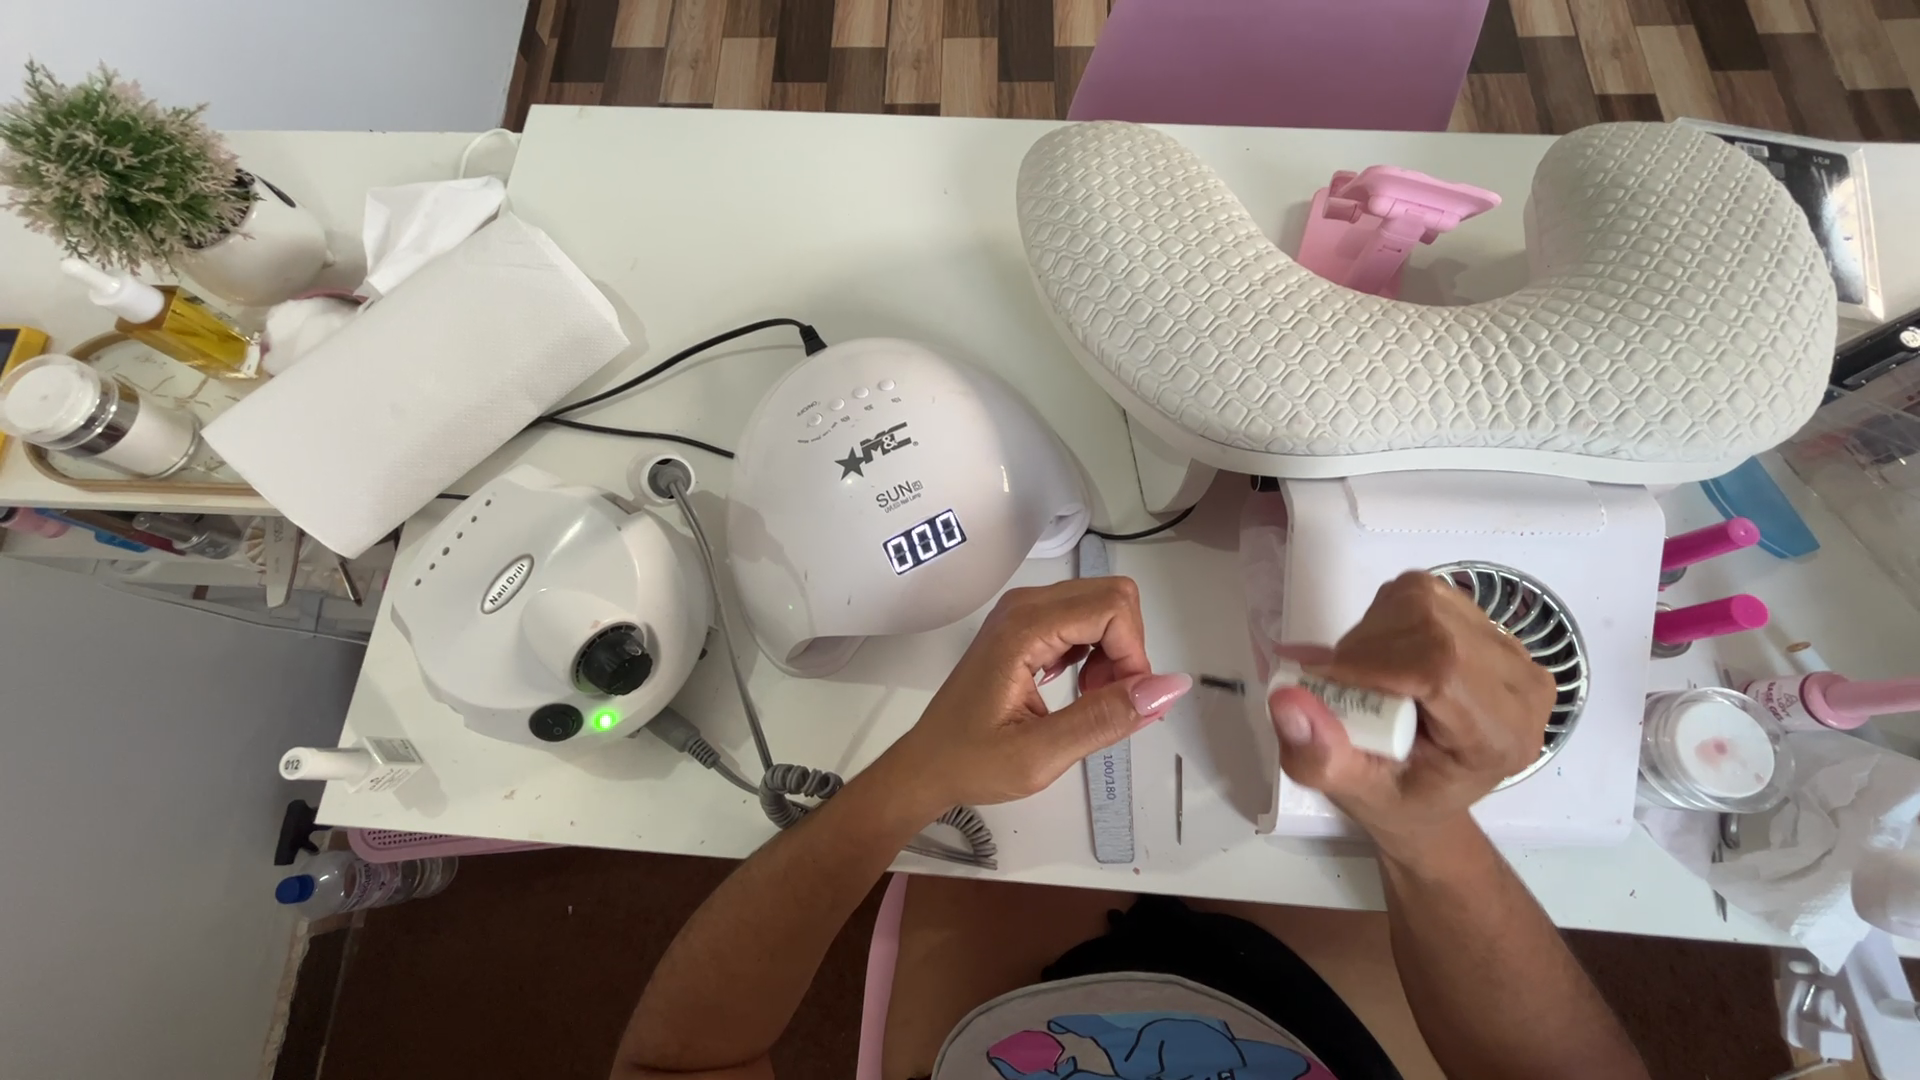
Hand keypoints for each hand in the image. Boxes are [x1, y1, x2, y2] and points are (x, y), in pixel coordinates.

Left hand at [880, 577, 1191, 811]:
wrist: (928, 763)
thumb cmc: (974, 762)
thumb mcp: (1041, 754)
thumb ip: (1106, 717)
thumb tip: (1170, 687)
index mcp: (1024, 628)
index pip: (1113, 607)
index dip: (1133, 655)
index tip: (1120, 702)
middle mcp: (1024, 605)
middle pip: (1112, 597)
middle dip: (1126, 650)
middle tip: (1104, 701)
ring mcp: (1022, 611)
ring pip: (1101, 606)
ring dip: (1112, 654)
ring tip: (1088, 700)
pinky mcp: (1024, 624)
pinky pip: (1083, 618)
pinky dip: (1095, 652)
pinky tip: (1077, 688)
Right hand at [1267, 571, 1555, 854]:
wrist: (1428, 789)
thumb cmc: (1394, 797)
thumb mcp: (1349, 792)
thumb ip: (1319, 755)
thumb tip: (1286, 696)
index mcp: (1498, 737)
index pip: (1438, 665)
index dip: (1367, 661)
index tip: (1319, 679)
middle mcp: (1520, 687)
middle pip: (1427, 625)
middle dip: (1362, 647)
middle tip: (1339, 685)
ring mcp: (1510, 651)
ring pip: (1420, 601)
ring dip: (1371, 631)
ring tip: (1364, 675)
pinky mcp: (1487, 626)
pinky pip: (1421, 594)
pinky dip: (1384, 618)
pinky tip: (1386, 656)